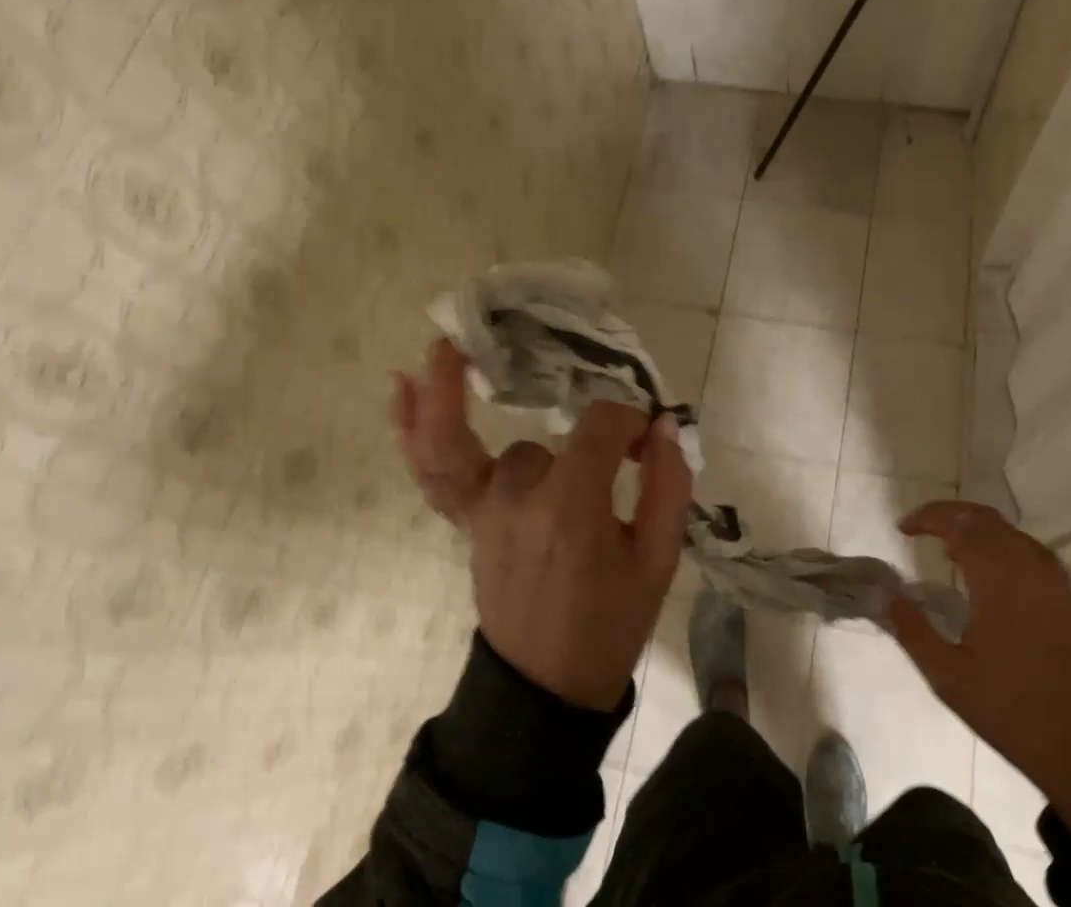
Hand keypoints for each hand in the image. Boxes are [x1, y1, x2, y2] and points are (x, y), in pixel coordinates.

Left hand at [392, 339, 693, 711]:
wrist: (546, 686)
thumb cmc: (612, 624)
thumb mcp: (659, 560)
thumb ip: (667, 485)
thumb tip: (663, 424)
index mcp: (571, 507)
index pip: (601, 425)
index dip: (630, 422)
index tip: (648, 445)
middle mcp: (516, 498)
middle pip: (552, 440)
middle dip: (591, 452)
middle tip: (620, 469)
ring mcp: (481, 510)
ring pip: (502, 449)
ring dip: (540, 455)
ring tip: (532, 403)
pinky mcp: (465, 522)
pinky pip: (432, 467)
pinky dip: (415, 424)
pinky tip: (403, 383)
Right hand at [888, 501, 1070, 837]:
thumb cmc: (1009, 712)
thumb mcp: (947, 677)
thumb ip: (912, 629)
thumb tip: (886, 592)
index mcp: (999, 582)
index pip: (962, 527)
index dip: (930, 518)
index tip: (903, 527)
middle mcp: (1031, 570)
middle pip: (989, 520)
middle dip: (952, 515)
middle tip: (920, 528)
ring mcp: (1055, 583)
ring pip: (1013, 533)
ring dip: (979, 528)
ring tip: (948, 546)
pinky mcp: (1068, 599)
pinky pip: (1032, 553)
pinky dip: (1004, 545)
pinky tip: (990, 569)